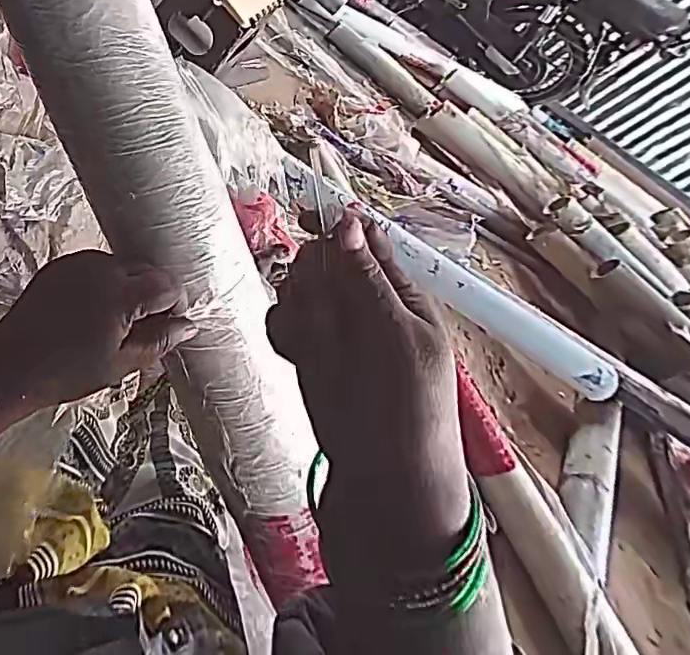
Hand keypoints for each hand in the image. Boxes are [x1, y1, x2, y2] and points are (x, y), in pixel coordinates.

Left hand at [0, 250, 196, 420]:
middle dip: (155, 294)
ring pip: (121, 267)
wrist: (12, 364)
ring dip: (130, 288)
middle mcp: (102, 268)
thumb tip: (187, 325)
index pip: (167, 283)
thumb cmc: (66, 370)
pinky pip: (96, 267)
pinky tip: (95, 313)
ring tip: (119, 323)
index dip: (177, 304)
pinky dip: (105, 283)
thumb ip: (158, 340)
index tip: (173, 324)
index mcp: (121, 292)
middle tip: (148, 327)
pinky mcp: (61, 265)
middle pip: (146, 270)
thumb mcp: (120, 363)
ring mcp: (79, 263)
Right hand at [267, 211, 465, 555]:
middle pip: (320, 260)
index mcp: (397, 293)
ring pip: (295, 288)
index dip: (335, 224)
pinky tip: (301, 356)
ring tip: (321, 345)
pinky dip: (285, 333)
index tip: (306, 214)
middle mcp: (359, 303)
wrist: (381, 474)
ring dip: (301, 310)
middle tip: (325, 308)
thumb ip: (368, 278)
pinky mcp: (304, 346)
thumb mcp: (396, 335)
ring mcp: (330, 325)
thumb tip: (347, 224)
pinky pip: (279, 320)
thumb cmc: (409, 406)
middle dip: (315, 278)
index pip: (362, 239)